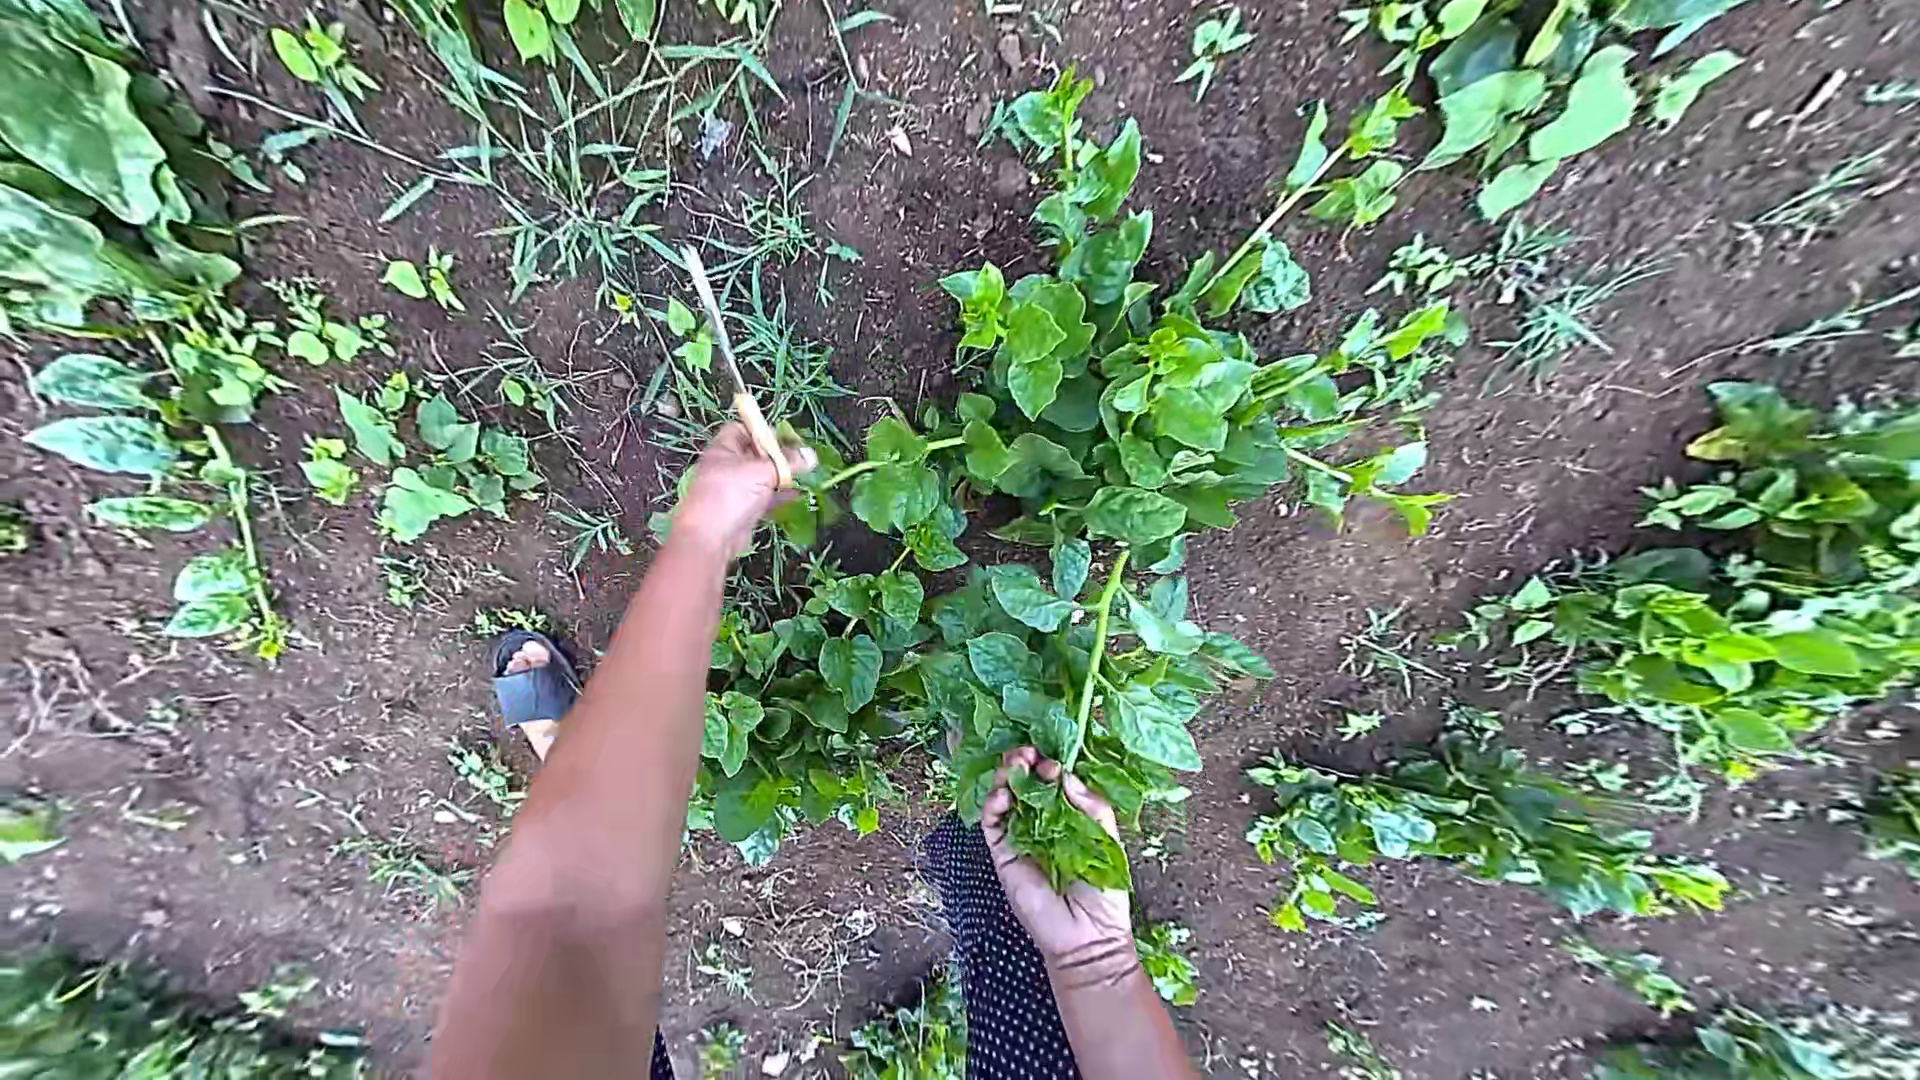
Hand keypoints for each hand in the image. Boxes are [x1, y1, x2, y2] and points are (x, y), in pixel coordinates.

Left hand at [671, 422, 815, 556]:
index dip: (763, 431)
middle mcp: (727, 466)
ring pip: (761, 476)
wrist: (711, 537)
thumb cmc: (730, 495)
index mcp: (723, 449)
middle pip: (755, 453)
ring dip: (781, 476)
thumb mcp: (761, 472)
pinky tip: (797, 495)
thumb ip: (787, 462)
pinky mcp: (743, 508)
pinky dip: (779, 495)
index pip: (743, 429)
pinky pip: (764, 496)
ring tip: (803, 475)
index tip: (786, 439)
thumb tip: (811, 455)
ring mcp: (735, 488)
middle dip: (777, 455)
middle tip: (800, 458)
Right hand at [981, 747, 1137, 984]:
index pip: (1048, 778)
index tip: (1051, 762)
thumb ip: (1089, 802)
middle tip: (1026, 754)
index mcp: (1063, 812)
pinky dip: (992, 803)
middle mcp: (1038, 818)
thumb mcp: (1106, 836)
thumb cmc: (1102, 888)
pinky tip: (1002, 794)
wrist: (1089, 937)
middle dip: (1021, 761)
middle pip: (1022, 780)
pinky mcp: (1002, 852)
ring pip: (1003, 794)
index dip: (1045, 763)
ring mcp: (1018, 833)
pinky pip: (991, 823)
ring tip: (1014, 767)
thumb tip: (1063, 774)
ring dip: (1005, 775)